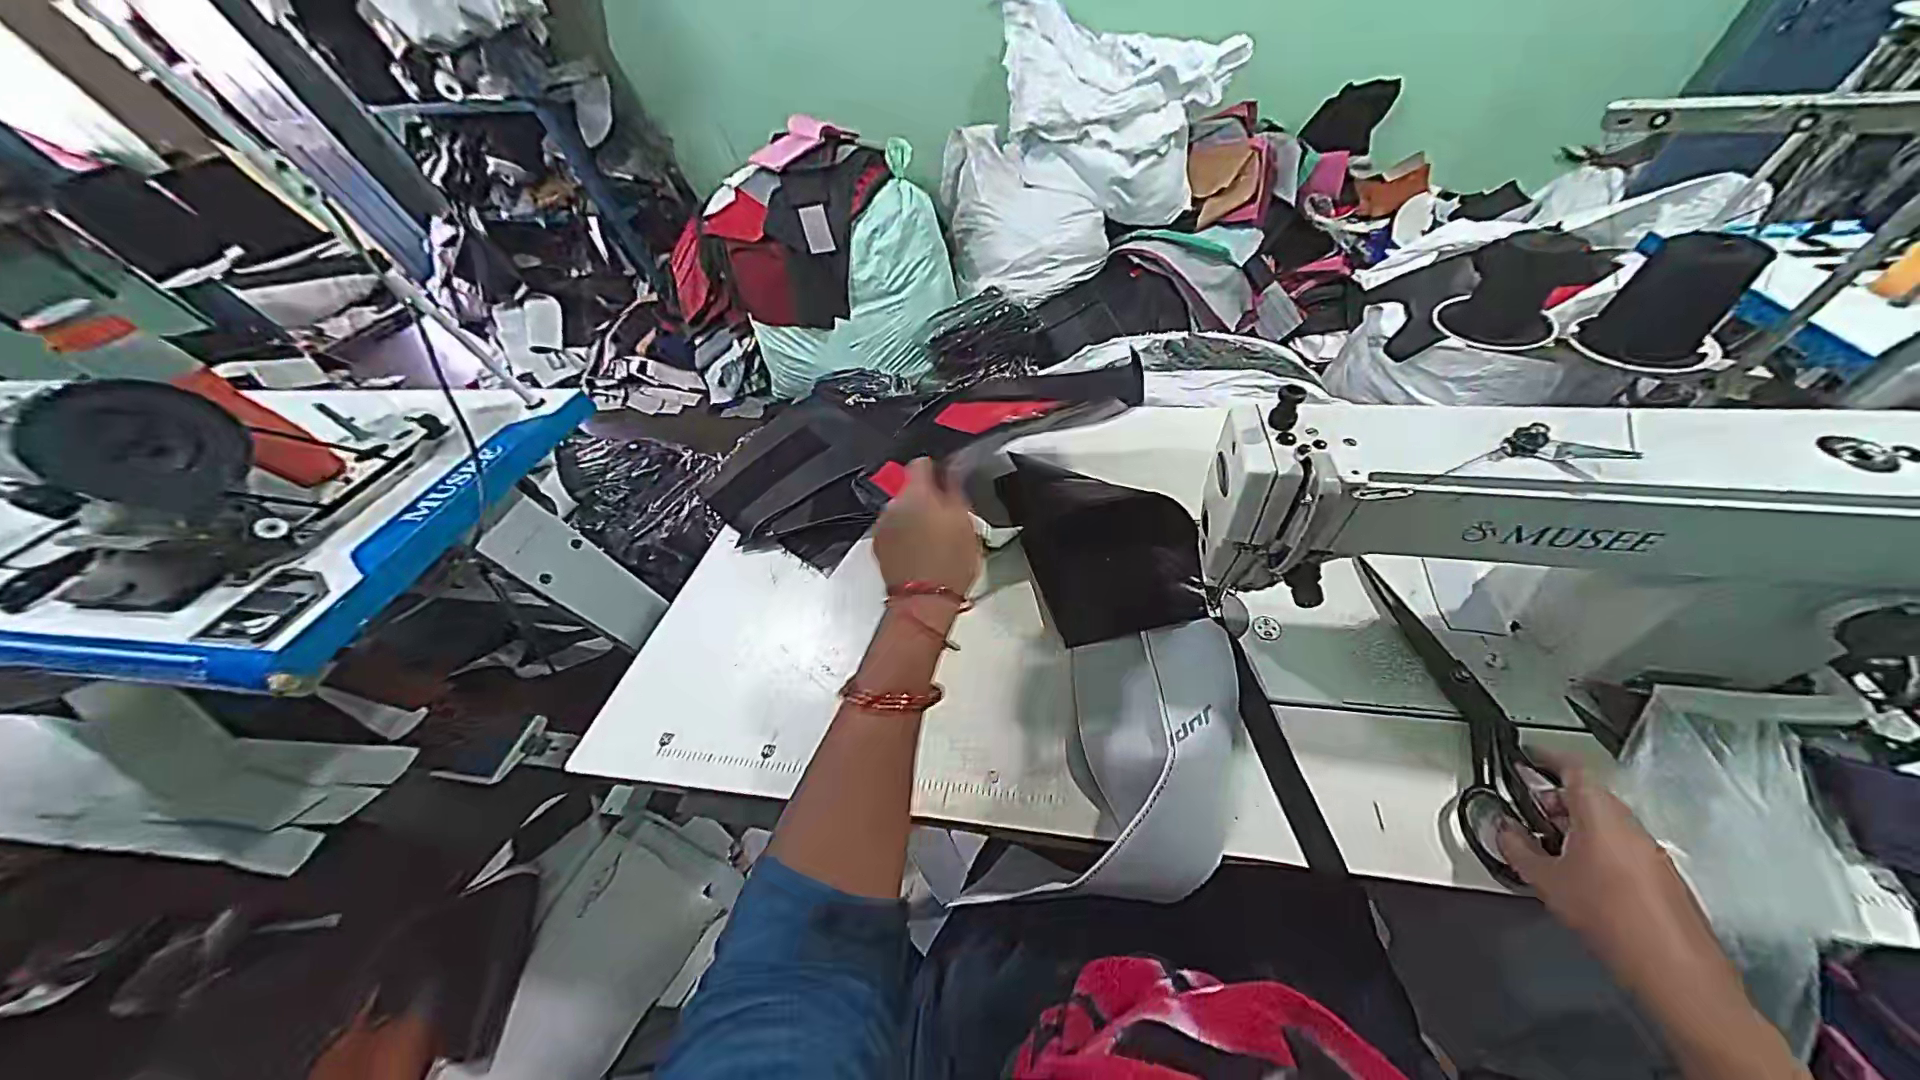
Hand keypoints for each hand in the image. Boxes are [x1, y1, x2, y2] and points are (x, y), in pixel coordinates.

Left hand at [873, 458, 980, 594]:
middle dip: (925, 498)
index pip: (920, 463)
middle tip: (946, 517)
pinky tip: (921, 550)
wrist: (926, 600)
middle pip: (909, 489)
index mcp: (915, 493)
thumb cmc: (948, 565)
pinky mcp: (879, 546)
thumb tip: (953, 469)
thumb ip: (956, 487)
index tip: (944, 477)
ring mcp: (882, 526)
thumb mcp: (965, 520)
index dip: (935, 469)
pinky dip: (903, 536)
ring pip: (900, 511)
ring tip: (935, 538)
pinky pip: (892, 531)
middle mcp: (893, 505)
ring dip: (913, 518)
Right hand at [1497, 755, 1738, 1001]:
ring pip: (1606, 822)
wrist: (1674, 970)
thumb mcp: (1543, 878)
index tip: (1529, 755)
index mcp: (1602, 817)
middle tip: (1527, 808)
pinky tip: (1577, 872)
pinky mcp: (1662, 877)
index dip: (1548, 757)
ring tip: (1546, 844)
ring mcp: (1651, 853)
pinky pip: (1621, 846)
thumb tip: (1505, 830)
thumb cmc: (1609, 917)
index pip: (1575, 770)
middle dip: (1555, 798)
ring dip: (1574, 823)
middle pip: (1590, 795)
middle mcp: (1632, 828)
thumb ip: (1516, 845)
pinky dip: (1595, 846)